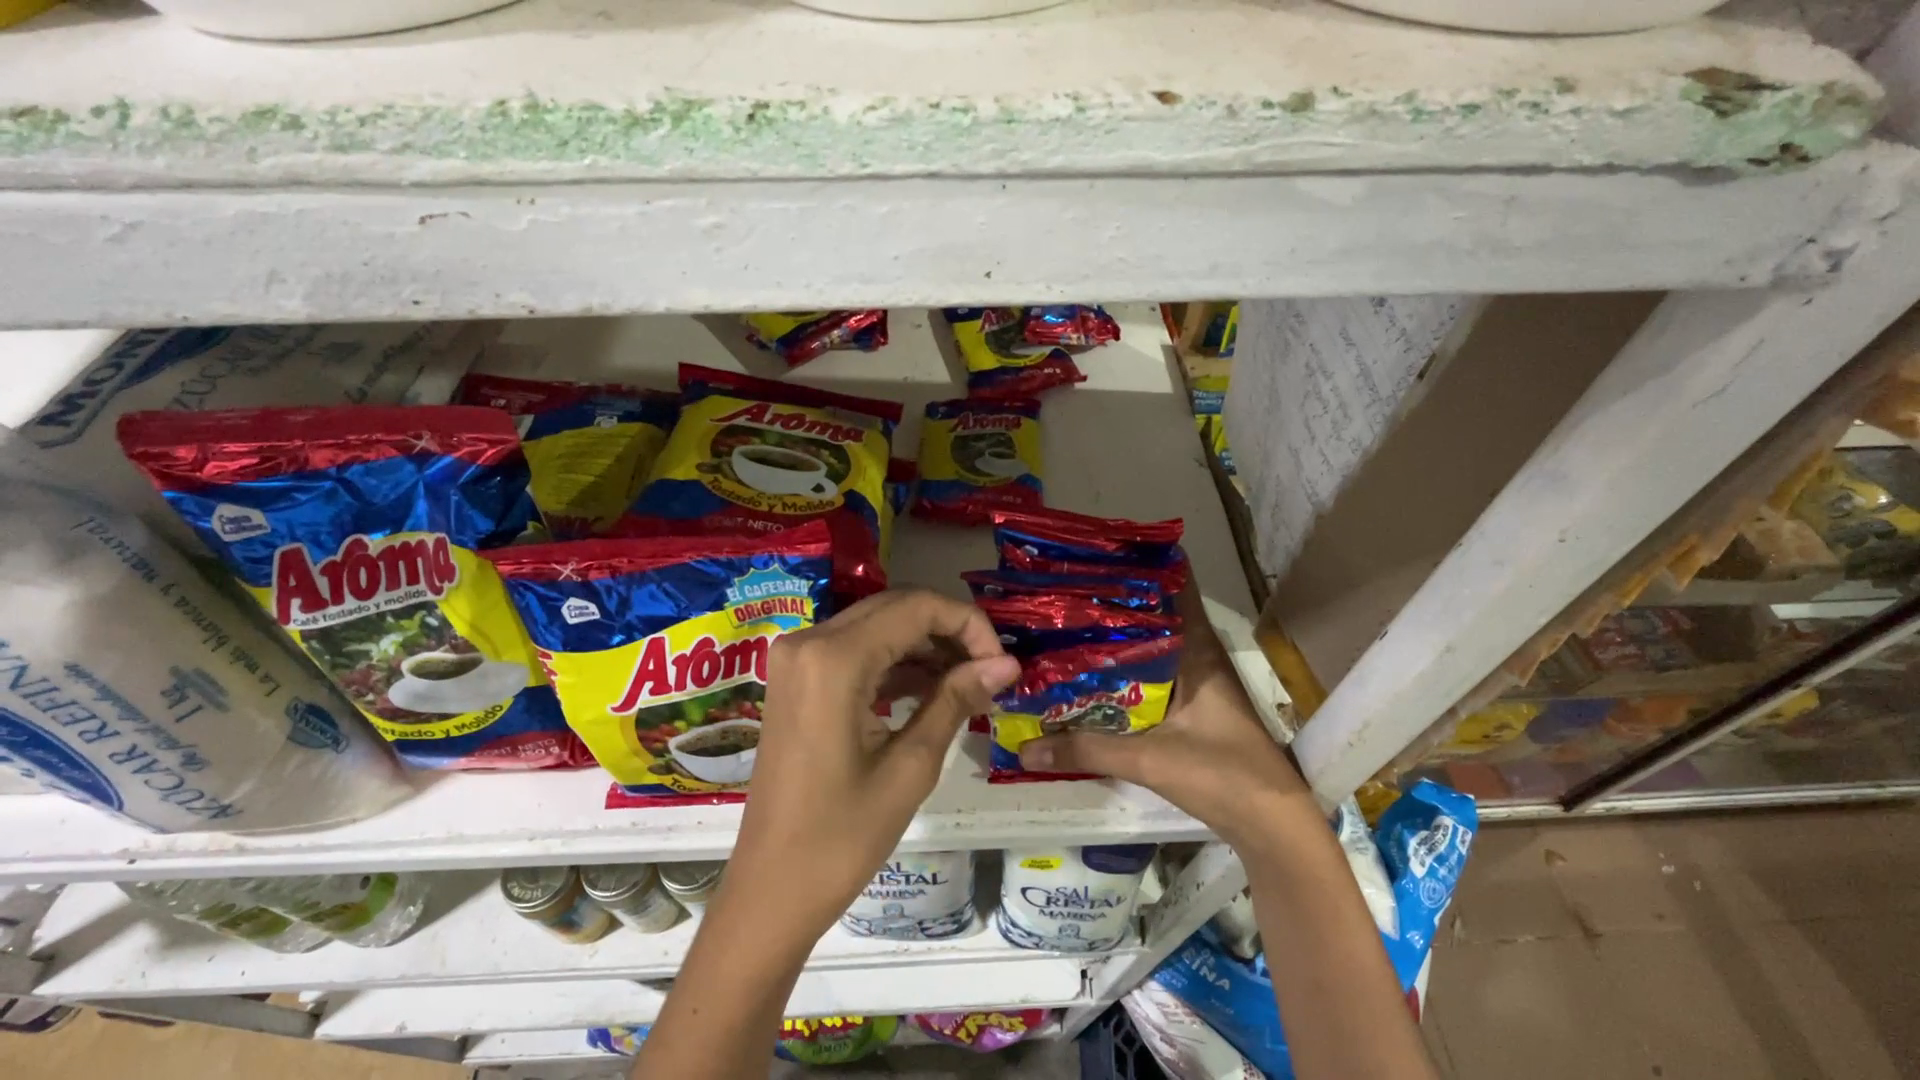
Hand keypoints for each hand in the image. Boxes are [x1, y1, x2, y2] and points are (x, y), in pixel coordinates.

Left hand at [717, 588, 1022, 933]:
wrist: (772, 888)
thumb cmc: (842, 838)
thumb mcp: (910, 767)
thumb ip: (955, 701)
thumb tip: (1007, 664)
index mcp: (834, 659)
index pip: (916, 607)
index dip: (969, 625)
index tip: (1003, 665)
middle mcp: (808, 642)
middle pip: (894, 608)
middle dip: (949, 631)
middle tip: (991, 674)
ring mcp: (795, 660)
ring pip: (875, 626)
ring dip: (923, 646)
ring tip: (969, 686)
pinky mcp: (794, 681)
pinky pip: (853, 651)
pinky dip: (893, 663)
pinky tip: (931, 691)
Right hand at [1017, 588, 1310, 846]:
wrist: (1271, 823)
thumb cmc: (1222, 774)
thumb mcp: (1149, 760)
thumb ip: (1086, 750)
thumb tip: (1024, 747)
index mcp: (1196, 649)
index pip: (1174, 583)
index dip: (1137, 562)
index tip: (1093, 550)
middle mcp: (1196, 656)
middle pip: (1152, 613)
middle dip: (1110, 599)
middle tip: (1058, 589)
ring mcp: (1195, 683)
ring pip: (1148, 645)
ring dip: (1113, 637)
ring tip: (1061, 625)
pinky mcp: (1190, 709)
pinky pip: (1148, 676)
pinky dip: (1120, 672)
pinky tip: (1084, 679)